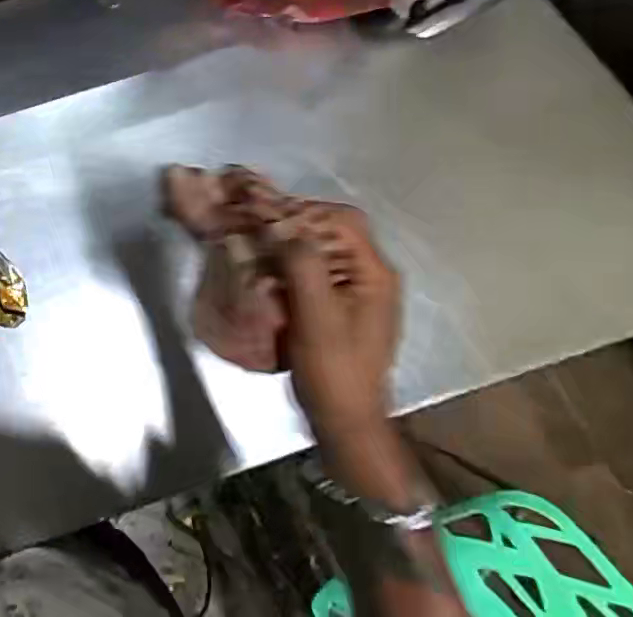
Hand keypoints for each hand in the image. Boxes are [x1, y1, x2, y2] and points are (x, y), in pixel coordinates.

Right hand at [275, 202, 400, 439]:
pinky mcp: (342, 302)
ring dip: (291, 239)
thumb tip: (281, 221)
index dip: (302, 212)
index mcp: (374, 273)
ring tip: (259, 242)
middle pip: (334, 226)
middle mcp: (372, 274)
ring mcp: (359, 288)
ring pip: (324, 244)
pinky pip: (318, 265)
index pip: (340, 219)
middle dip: (294, 221)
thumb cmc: (333, 370)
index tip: (264, 219)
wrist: (346, 420)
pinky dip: (292, 258)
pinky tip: (269, 266)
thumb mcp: (316, 316)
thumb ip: (302, 264)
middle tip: (258, 226)